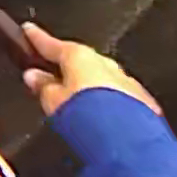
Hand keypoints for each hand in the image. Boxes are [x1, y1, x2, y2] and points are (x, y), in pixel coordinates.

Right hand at [20, 22, 161, 117]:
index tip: (29, 31)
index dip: (37, 38)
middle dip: (67, 69)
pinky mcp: (147, 107)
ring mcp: (127, 84)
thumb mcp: (52, 100)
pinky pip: (121, 99)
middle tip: (52, 78)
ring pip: (103, 80)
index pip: (51, 43)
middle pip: (80, 62)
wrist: (131, 146)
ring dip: (90, 88)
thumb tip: (35, 78)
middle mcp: (105, 64)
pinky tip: (102, 118)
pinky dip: (110, 103)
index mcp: (78, 55)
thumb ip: (42, 86)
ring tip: (77, 104)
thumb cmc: (90, 117)